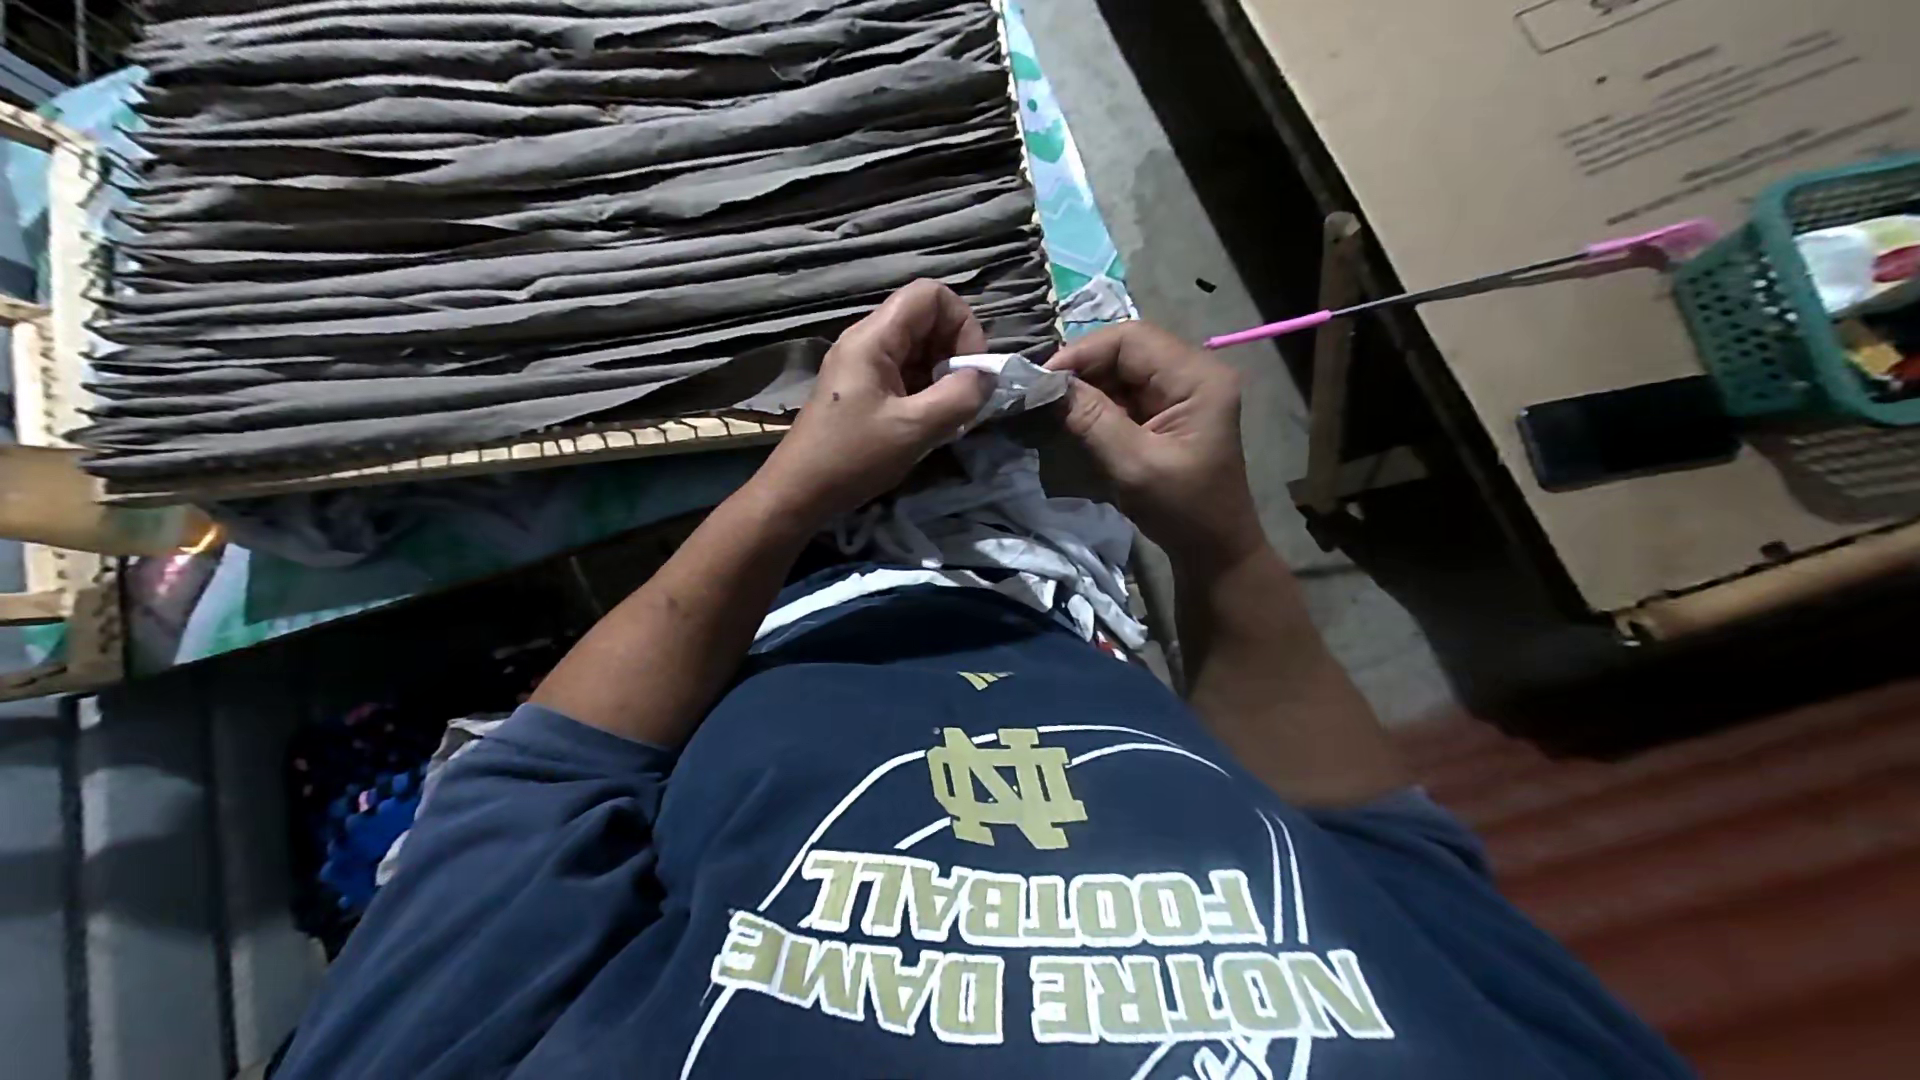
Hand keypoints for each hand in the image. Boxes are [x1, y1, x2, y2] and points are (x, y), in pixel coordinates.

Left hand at [750, 280, 991, 525]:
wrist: (799, 492)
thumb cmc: (852, 457)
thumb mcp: (913, 429)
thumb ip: (958, 398)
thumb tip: (988, 378)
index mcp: (873, 338)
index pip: (930, 295)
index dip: (962, 322)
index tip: (970, 368)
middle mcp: (868, 342)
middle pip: (927, 320)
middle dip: (956, 352)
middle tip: (964, 397)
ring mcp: (865, 367)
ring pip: (920, 350)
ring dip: (944, 377)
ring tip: (951, 415)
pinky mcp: (865, 391)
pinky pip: (907, 375)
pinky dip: (929, 392)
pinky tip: (932, 424)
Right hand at [1046, 321, 1265, 566]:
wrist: (1214, 547)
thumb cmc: (1182, 509)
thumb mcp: (1133, 465)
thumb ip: (1091, 419)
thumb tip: (1047, 384)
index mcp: (1198, 378)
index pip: (1131, 339)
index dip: (1082, 352)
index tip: (1043, 379)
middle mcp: (1193, 372)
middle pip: (1126, 349)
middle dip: (1082, 368)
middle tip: (1043, 393)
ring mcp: (1181, 390)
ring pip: (1122, 368)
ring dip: (1087, 384)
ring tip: (1054, 405)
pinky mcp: (1168, 409)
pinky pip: (1126, 391)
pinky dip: (1098, 400)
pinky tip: (1076, 416)